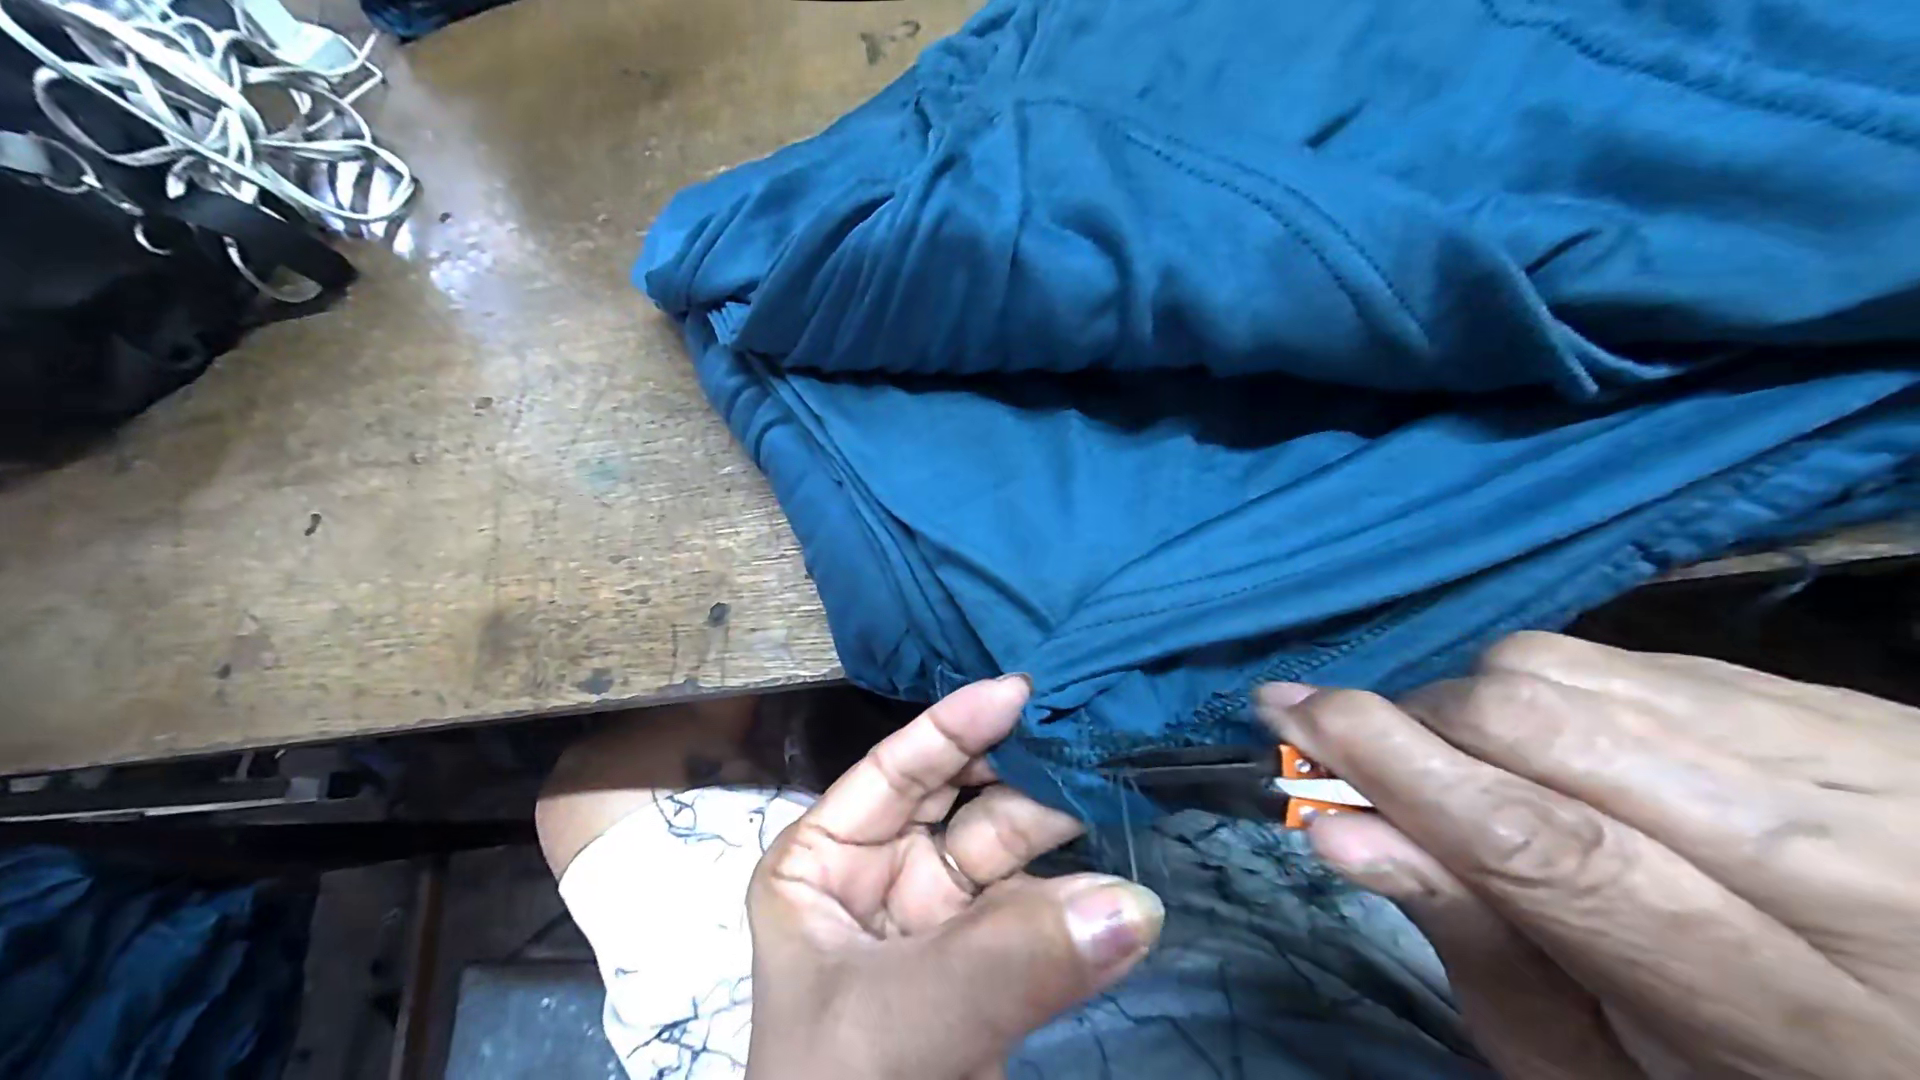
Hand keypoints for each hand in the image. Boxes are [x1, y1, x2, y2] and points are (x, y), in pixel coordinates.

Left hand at [746, 675, 1164, 1079]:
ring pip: (1003, 852)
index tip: (1019, 688)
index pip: (891, 771)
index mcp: (821, 861)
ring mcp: (933, 921)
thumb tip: (1136, 903)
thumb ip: (1009, 960)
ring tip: (1117, 793)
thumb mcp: (900, 1023)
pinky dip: (1077, 904)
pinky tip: (1124, 890)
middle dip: (1016, 768)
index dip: (953, 726)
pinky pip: (1034, 915)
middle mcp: (877, 875)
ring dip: (1058, 829)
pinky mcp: (984, 969)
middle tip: (1084, 732)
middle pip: (957, 801)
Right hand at [1258, 632, 1919, 1079]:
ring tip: (1480, 763)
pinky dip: (1541, 690)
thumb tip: (1330, 829)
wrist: (1916, 1006)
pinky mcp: (1841, 702)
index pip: (1543, 848)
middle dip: (1414, 724)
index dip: (1392, 765)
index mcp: (1792, 1017)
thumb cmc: (1711, 1073)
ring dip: (1470, 705)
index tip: (1282, 712)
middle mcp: (1857, 867)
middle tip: (1372, 755)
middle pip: (1541, 726)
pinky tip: (1564, 746)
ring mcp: (1863, 762)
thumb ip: (1463, 934)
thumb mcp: (1578, 1057)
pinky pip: (1618, 655)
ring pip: (1563, 669)